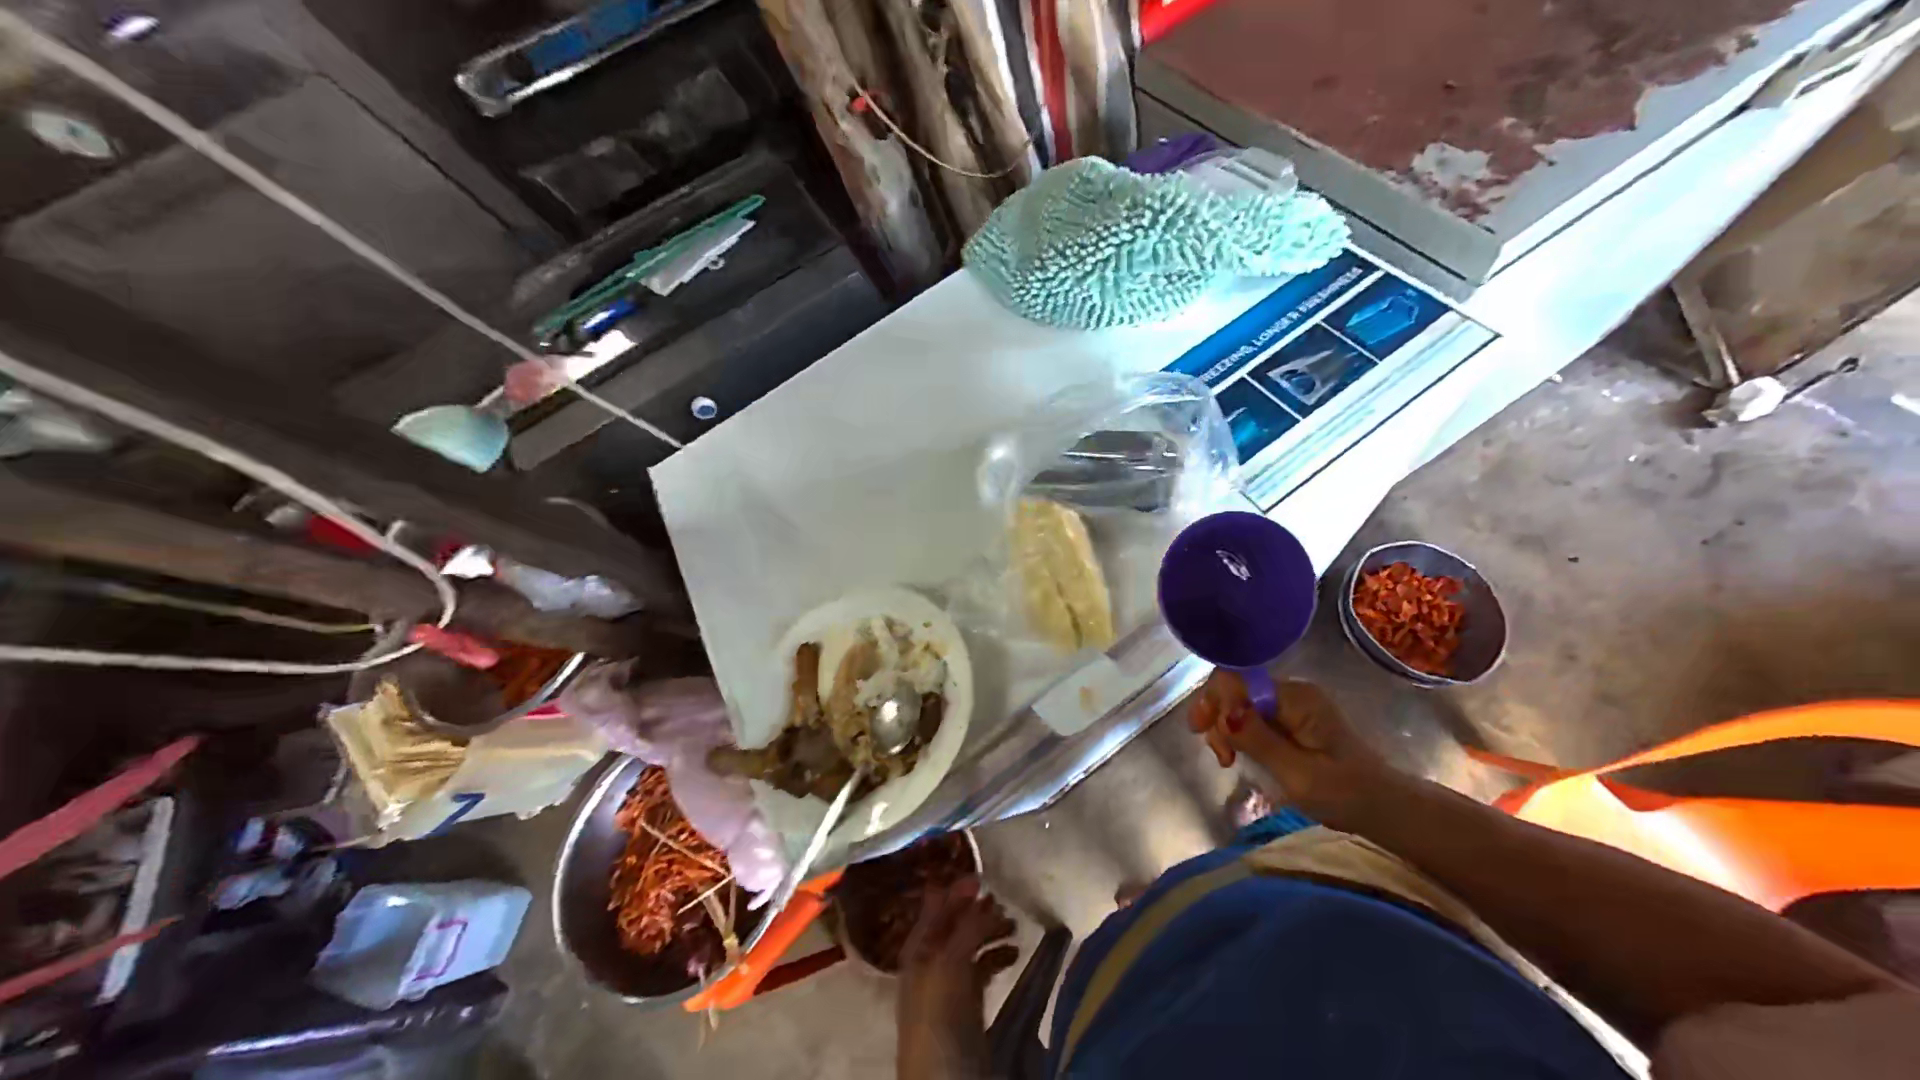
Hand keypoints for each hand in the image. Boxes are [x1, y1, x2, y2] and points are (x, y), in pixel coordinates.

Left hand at [896, 878, 1018, 1079]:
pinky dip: (998, 956)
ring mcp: (951, 983)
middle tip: (1003, 900)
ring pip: (971, 944)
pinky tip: (1015, 952)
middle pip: (955, 924)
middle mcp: (932, 960)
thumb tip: (980, 890)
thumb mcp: (949, 967)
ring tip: (1014, 924)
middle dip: (977, 910)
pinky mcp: (969, 1003)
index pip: (934, 908)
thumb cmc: (939, 1019)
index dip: (954, 890)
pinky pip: (983, 968)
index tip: (981, 875)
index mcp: (918, 949)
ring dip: (991, 930)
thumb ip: (964, 929)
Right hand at [1188, 672, 1400, 829]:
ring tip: (1229, 761)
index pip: (1237, 680)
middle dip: (1217, 718)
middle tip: (1220, 757)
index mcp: (1295, 698)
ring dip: (1225, 729)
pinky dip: (1238, 735)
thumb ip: (1259, 740)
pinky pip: (1252, 717)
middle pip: (1234, 690)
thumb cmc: (1345, 794)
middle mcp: (1291, 692)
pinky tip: (1240, 756)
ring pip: (1239, 704)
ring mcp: (1291, 706)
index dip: (1214, 701)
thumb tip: (1224, 712)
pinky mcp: (1290, 720)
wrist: (1385, 809)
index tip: (1204, 735)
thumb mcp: (1297, 773)